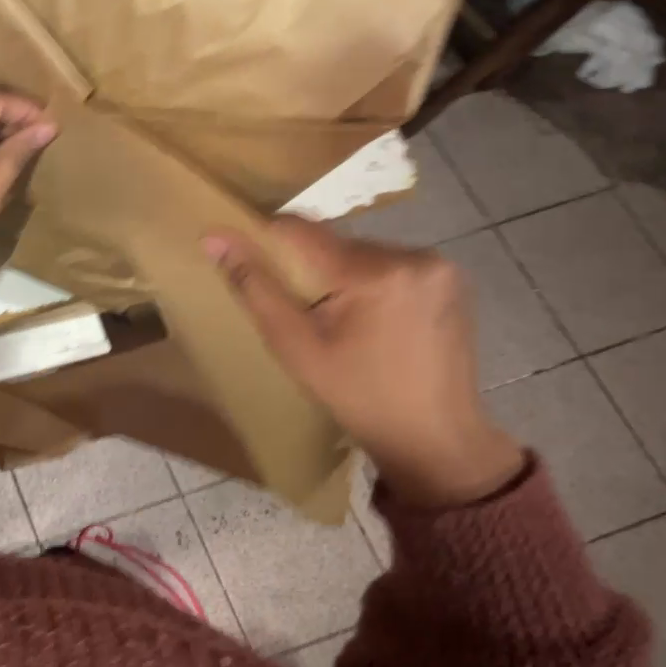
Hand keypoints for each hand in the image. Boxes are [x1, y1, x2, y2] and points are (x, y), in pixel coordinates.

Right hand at [204, 217, 524, 507]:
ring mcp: (440, 267)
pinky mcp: (452, 280)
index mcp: (374, 272)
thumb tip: (213, 237)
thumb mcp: (293, 344)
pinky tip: (368, 319)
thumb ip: (254, 285)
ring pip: (359, 252)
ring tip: (334, 318)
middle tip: (298, 309)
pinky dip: (367, 282)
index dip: (264, 240)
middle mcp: (413, 256)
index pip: (300, 229)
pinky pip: (389, 264)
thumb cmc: (356, 394)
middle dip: (307, 267)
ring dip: (337, 274)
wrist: (435, 437)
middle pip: (332, 241)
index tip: (247, 264)